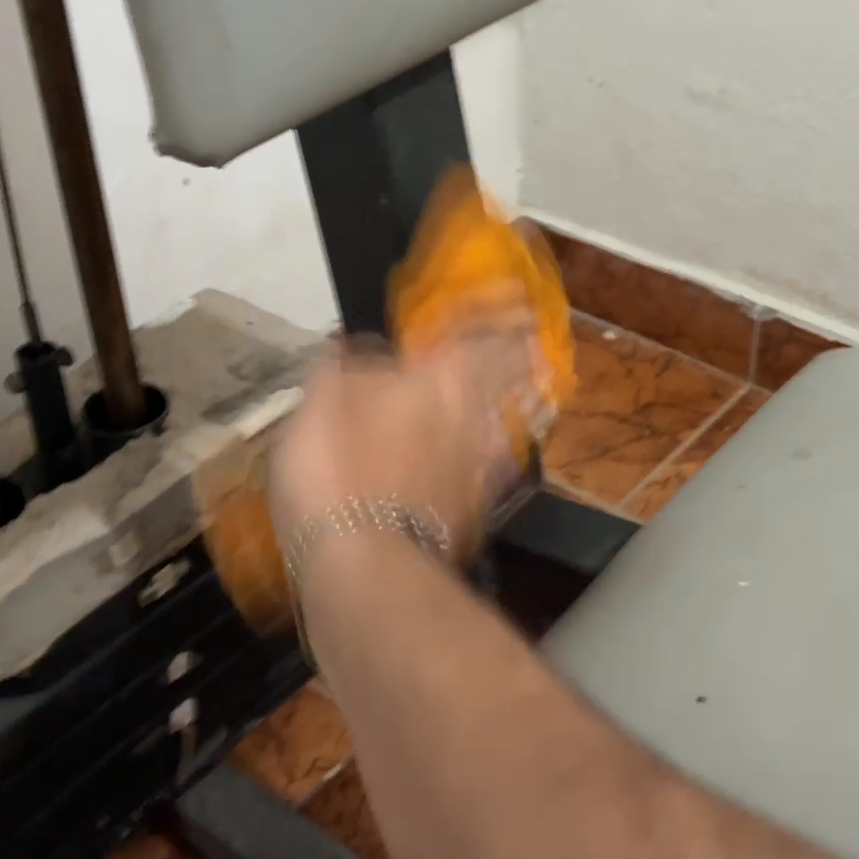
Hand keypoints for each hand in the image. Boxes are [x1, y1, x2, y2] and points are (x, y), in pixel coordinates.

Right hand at [268, 330, 532, 571]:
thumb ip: (347, 366)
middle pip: (502, 375)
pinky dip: (504, 449)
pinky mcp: (473, 505)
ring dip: (521, 396)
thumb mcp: (321, 402)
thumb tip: (365, 348)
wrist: (364, 559)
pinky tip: (506, 450)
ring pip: (505, 418)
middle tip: (536, 337)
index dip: (496, 314)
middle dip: (519, 352)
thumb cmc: (337, 468)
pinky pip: (496, 465)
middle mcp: (467, 415)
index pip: (474, 336)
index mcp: (434, 381)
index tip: (520, 299)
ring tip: (533, 382)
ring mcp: (475, 462)